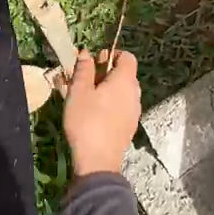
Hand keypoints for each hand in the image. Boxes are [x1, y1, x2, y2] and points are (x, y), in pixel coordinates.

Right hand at [62, 50, 140, 177]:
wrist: (97, 161)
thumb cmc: (86, 121)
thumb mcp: (78, 91)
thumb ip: (84, 68)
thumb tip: (86, 53)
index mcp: (125, 81)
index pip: (127, 57)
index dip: (112, 54)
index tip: (94, 63)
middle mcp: (135, 94)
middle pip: (125, 74)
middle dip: (107, 72)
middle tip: (86, 80)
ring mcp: (135, 112)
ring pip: (123, 91)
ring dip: (108, 89)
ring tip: (88, 98)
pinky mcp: (130, 127)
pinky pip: (123, 106)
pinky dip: (112, 104)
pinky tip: (95, 115)